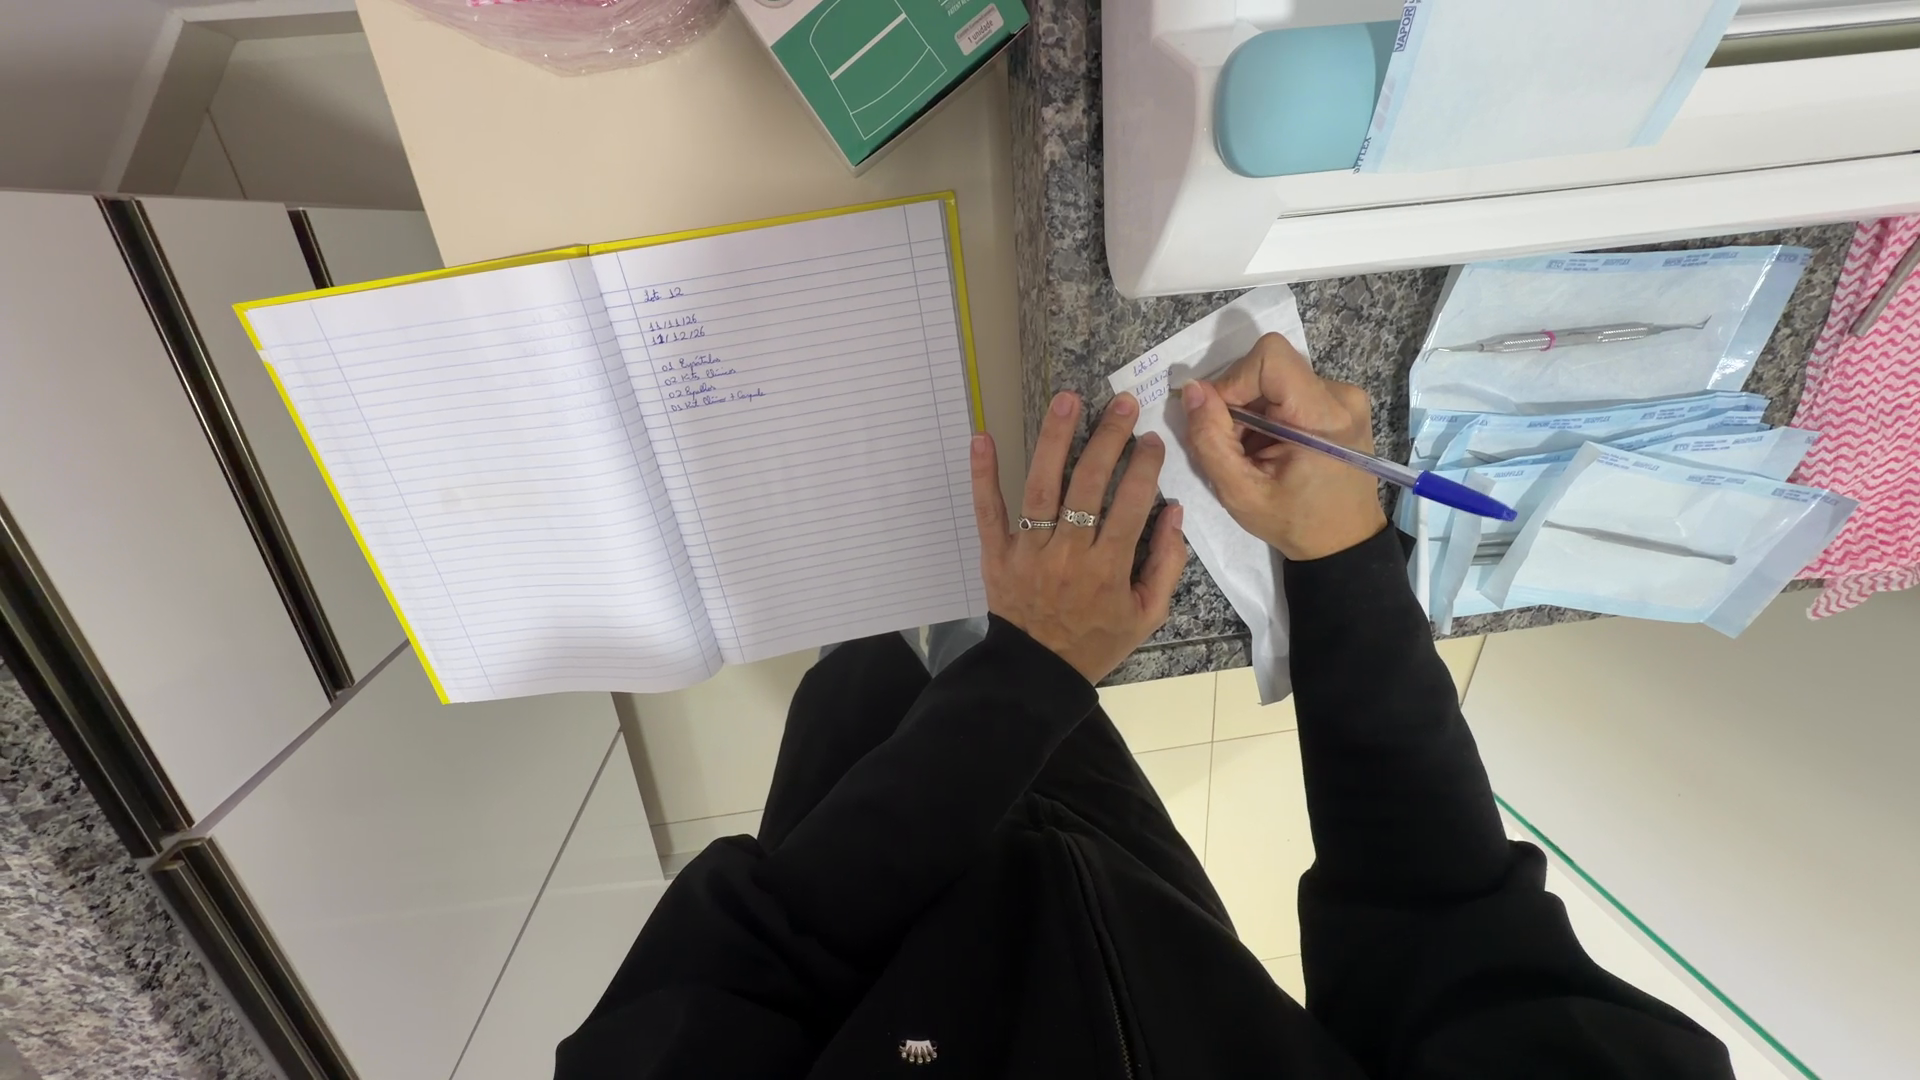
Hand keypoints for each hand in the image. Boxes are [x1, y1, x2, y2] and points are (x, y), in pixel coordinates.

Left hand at [970, 391, 1187, 683]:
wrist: (1039, 672)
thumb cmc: (1096, 641)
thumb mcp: (1147, 614)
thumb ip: (1167, 564)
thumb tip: (1175, 511)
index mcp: (1109, 568)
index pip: (1131, 504)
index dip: (1144, 467)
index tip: (1151, 440)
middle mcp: (1069, 553)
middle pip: (1090, 485)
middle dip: (1109, 439)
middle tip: (1121, 404)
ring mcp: (1029, 551)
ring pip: (1042, 487)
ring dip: (1054, 440)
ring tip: (1066, 401)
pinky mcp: (997, 554)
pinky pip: (988, 511)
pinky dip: (983, 475)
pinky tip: (982, 437)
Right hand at [1181, 333, 1386, 560]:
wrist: (1344, 541)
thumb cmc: (1293, 522)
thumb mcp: (1239, 492)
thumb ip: (1210, 439)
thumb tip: (1190, 389)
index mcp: (1322, 416)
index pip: (1269, 357)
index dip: (1233, 381)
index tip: (1222, 421)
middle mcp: (1340, 394)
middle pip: (1268, 368)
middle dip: (1238, 403)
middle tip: (1236, 447)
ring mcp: (1343, 397)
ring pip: (1274, 380)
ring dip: (1250, 412)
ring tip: (1254, 452)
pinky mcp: (1339, 403)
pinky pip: (1287, 390)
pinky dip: (1266, 416)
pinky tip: (1270, 448)